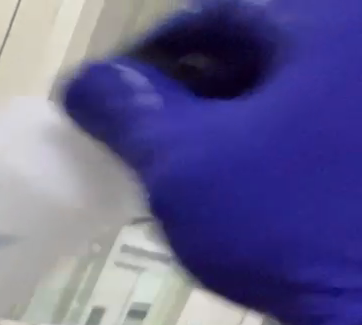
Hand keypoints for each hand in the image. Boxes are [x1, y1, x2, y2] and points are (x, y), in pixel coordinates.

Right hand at [62, 0, 361, 324]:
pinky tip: (238, 176)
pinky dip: (272, 134)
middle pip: (267, 42)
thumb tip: (84, 81)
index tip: (103, 97)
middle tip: (136, 131)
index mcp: (333, 25)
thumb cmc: (283, 212)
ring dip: (231, 110)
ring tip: (179, 159)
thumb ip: (129, 112)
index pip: (221, 14)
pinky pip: (324, 116)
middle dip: (191, 82)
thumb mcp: (182, 162)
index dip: (149, 52)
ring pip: (297, 81)